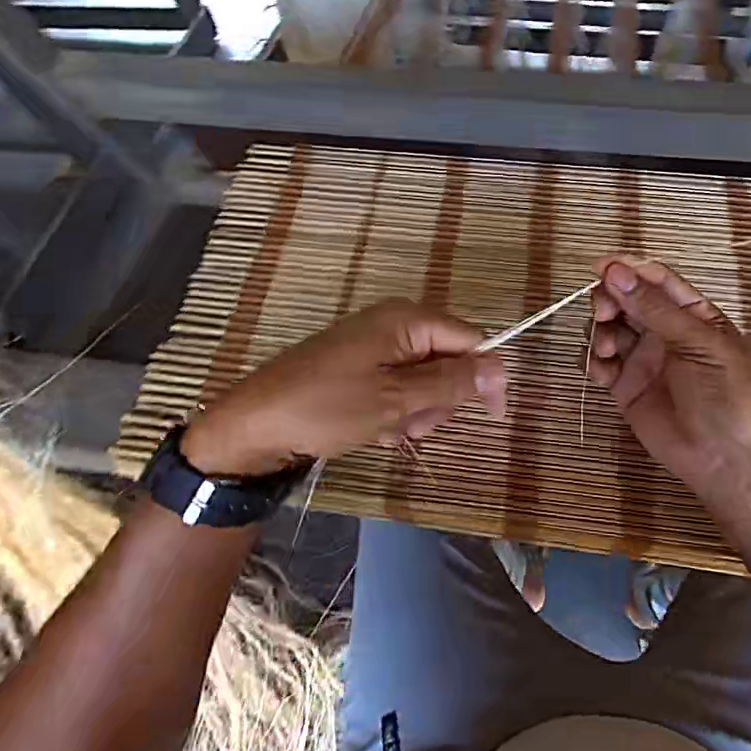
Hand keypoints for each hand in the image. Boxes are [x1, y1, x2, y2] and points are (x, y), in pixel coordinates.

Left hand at [181, 299, 507, 475]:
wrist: (251, 426)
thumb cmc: (325, 408)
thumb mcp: (396, 399)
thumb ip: (451, 382)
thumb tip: (499, 368)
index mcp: (408, 320)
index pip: (472, 340)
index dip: (486, 377)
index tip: (492, 416)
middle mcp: (396, 324)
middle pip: (450, 360)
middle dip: (440, 399)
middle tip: (414, 425)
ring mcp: (376, 344)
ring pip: (426, 379)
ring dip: (417, 411)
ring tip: (388, 430)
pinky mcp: (361, 365)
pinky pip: (399, 386)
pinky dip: (395, 411)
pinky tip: (374, 429)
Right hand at [588, 256, 750, 499]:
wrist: (731, 462)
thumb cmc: (731, 395)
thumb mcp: (701, 345)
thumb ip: (656, 309)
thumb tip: (616, 271)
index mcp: (695, 315)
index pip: (657, 280)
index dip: (629, 269)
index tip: (601, 266)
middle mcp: (667, 333)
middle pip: (628, 300)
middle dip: (609, 298)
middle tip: (602, 310)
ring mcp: (646, 361)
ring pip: (611, 329)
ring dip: (600, 329)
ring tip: (606, 349)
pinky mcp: (628, 389)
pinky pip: (602, 365)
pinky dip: (594, 361)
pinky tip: (601, 368)